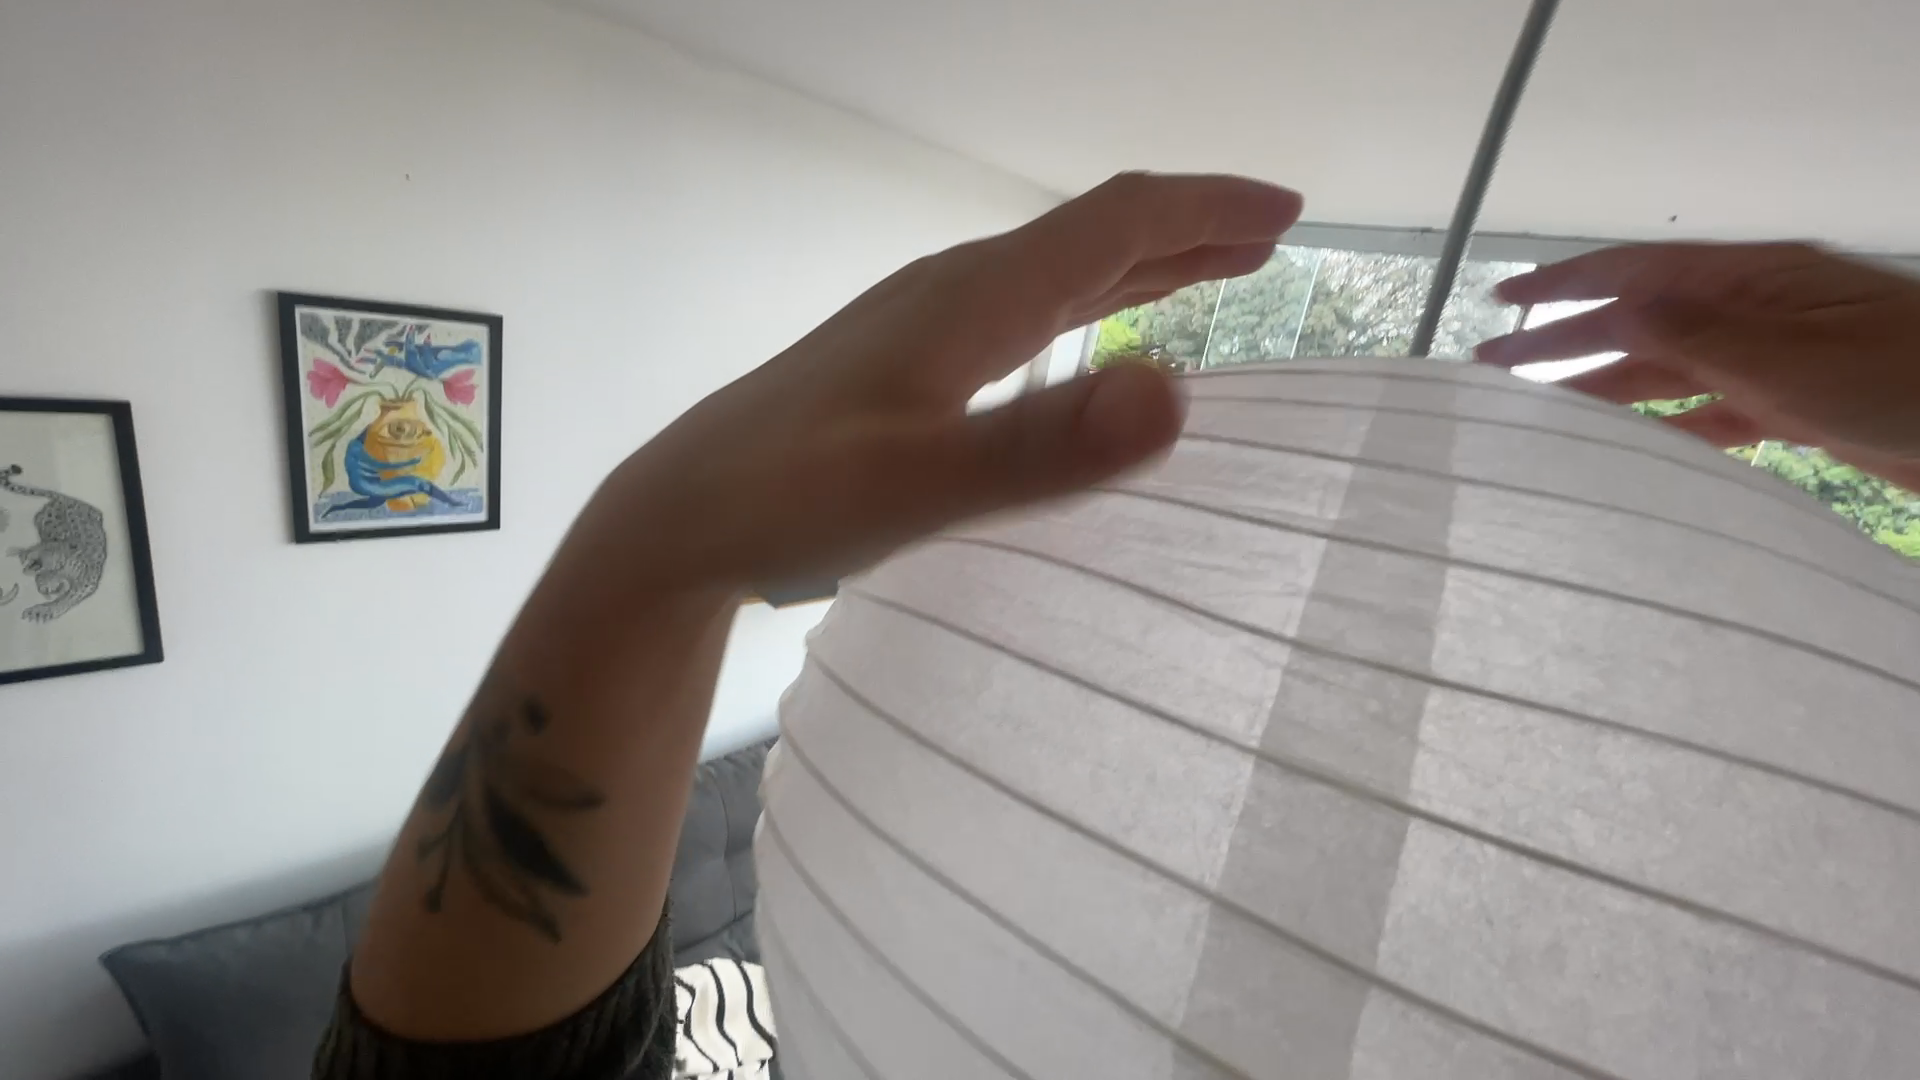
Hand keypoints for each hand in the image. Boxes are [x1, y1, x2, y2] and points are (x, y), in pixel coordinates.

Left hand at [575, 172, 1303, 597]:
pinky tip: (1076, 342)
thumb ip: (1038, 446)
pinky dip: (1077, 313)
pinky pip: (1016, 319)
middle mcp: (951, 294)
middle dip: (1184, 233)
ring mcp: (922, 329)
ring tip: (1201, 277)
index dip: (1202, 212)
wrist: (688, 515)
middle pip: (1088, 240)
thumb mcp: (918, 483)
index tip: (1286, 215)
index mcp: (969, 300)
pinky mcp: (903, 368)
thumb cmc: (791, 500)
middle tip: (1265, 239)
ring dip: (1135, 270)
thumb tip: (1175, 394)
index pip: (1109, 225)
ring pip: (1053, 278)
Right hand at [1475, 241, 1919, 489]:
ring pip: (1657, 372)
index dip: (1561, 284)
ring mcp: (1765, 360)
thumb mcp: (1780, 354)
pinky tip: (1620, 443)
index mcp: (1747, 285)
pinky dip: (1653, 425)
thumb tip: (1609, 308)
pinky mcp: (1784, 404)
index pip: (1631, 275)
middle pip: (1632, 325)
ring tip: (1537, 411)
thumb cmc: (1899, 383)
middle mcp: (1748, 315)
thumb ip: (1686, 330)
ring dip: (1596, 388)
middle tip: (1489, 363)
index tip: (1499, 296)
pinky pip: (1695, 412)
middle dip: (1558, 342)